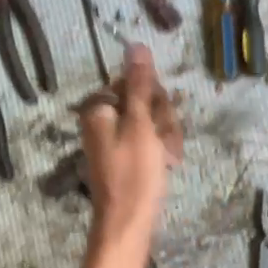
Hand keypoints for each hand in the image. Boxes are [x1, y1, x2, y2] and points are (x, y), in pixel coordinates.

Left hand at [79, 45, 180, 245]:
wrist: (127, 222)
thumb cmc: (134, 173)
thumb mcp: (140, 124)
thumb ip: (139, 84)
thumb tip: (135, 45)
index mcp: (99, 107)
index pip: (136, 82)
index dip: (155, 99)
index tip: (160, 120)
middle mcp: (102, 118)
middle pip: (144, 100)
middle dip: (163, 119)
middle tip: (165, 144)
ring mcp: (113, 138)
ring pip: (150, 120)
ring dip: (165, 136)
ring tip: (168, 159)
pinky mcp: (124, 155)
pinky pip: (148, 139)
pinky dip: (159, 149)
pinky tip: (167, 164)